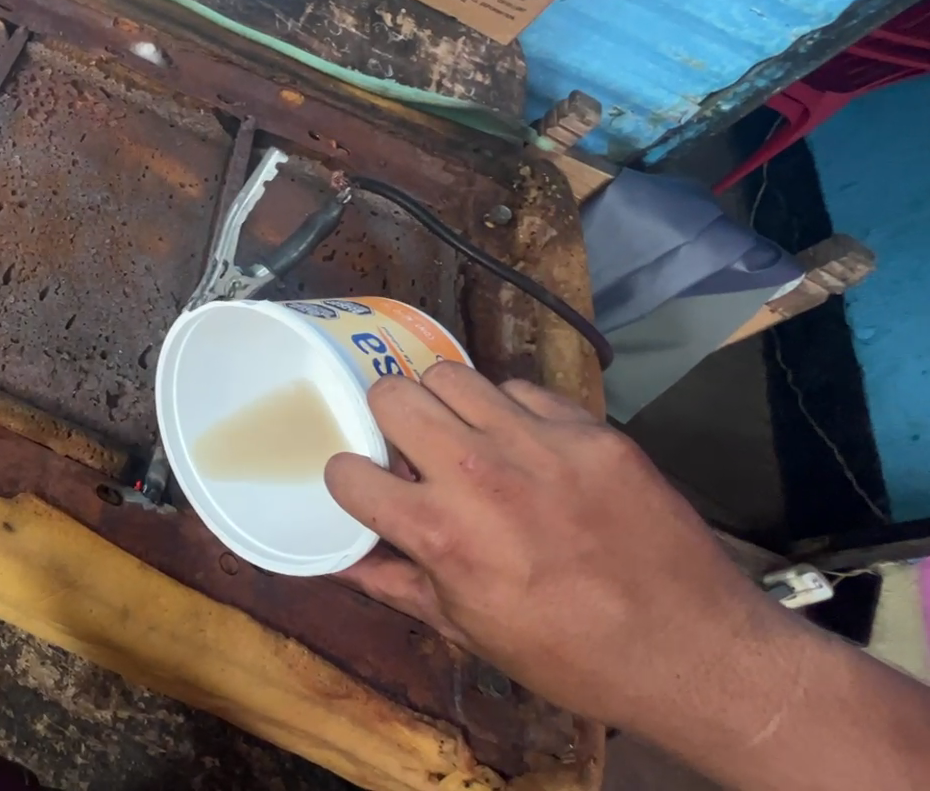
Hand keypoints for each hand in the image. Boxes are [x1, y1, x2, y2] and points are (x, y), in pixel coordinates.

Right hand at [322, 363, 780, 728]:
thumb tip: (329, 559)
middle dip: (386, 419)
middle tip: (409, 444)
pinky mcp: (590, 432)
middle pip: (390, 394)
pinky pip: (519, 389)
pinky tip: (527, 444)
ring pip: (449, 376)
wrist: (704, 658)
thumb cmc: (568, 654)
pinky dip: (509, 410)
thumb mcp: (464, 628)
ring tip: (463, 433)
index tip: (368, 487)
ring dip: (444, 403)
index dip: (350, 480)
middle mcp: (477, 476)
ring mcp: (538, 445)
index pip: (345, 470)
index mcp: (438, 533)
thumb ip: (388, 581)